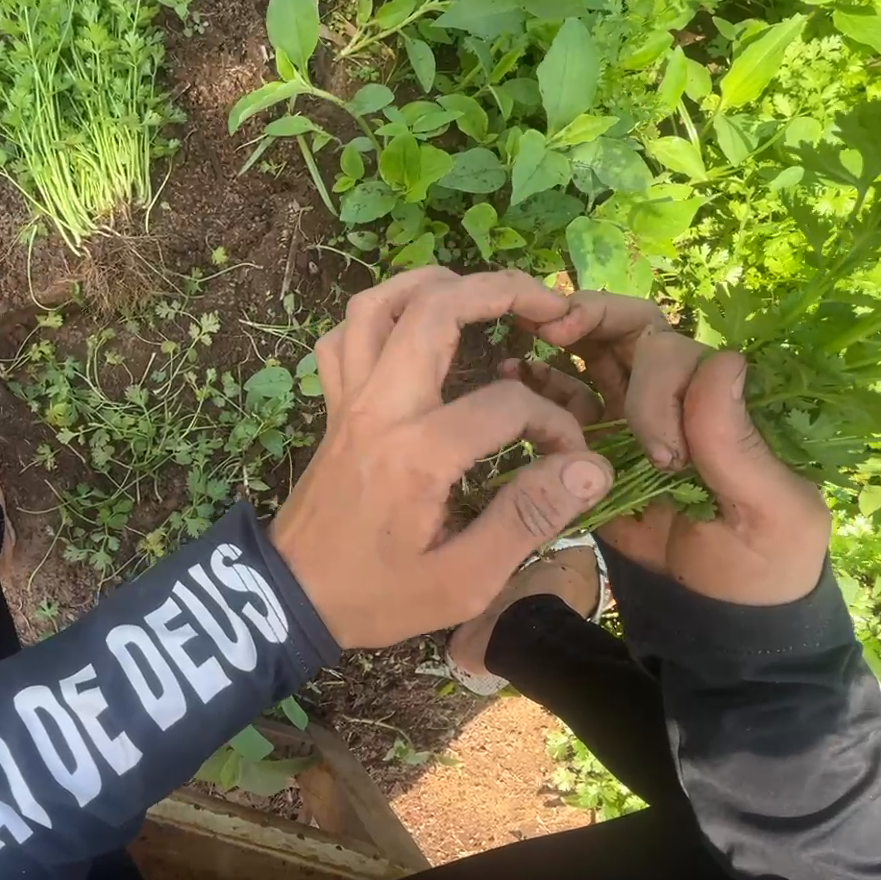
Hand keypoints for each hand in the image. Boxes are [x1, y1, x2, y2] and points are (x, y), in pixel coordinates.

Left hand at [271, 267, 614, 648]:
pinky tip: (409, 330)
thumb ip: (527, 518)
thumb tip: (590, 467)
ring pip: (375, 305)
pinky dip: (377, 316)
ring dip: (432, 284)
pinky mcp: (332, 405)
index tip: (570, 456)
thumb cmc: (376, 595)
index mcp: (416, 454)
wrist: (290, 595)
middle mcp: (378, 408)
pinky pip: (342, 337)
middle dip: (500, 291)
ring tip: (480, 294)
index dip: (554, 422)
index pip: (506, 406)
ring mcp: (347, 400)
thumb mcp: (462, 581)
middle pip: (433, 310)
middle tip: (550, 306)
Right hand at [523, 291, 829, 605]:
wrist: (709, 613)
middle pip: (630, 329)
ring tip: (519, 350)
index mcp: (718, 404)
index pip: (677, 355)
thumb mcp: (772, 512)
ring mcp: (625, 417)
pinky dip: (536, 381)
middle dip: (593, 316)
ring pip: (589, 354)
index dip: (657, 389)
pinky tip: (512, 375)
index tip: (660, 456)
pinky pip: (560, 400)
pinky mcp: (589, 445)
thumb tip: (724, 360)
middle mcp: (671, 397)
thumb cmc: (756, 565)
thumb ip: (739, 443)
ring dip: (556, 340)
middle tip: (555, 326)